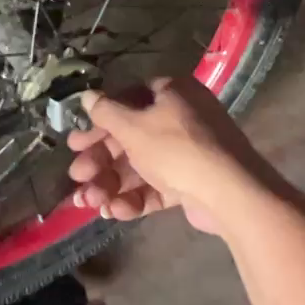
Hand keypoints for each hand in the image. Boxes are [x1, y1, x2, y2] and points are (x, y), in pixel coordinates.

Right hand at [65, 77, 273, 234]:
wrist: (229, 192)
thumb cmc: (177, 149)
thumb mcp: (135, 127)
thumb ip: (106, 112)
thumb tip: (87, 94)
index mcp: (173, 93)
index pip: (128, 100)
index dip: (99, 122)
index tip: (75, 143)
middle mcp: (182, 118)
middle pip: (131, 137)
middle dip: (101, 160)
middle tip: (77, 176)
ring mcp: (189, 152)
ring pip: (141, 166)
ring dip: (112, 183)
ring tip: (89, 202)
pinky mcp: (191, 183)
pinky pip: (157, 186)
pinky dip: (134, 197)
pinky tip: (112, 212)